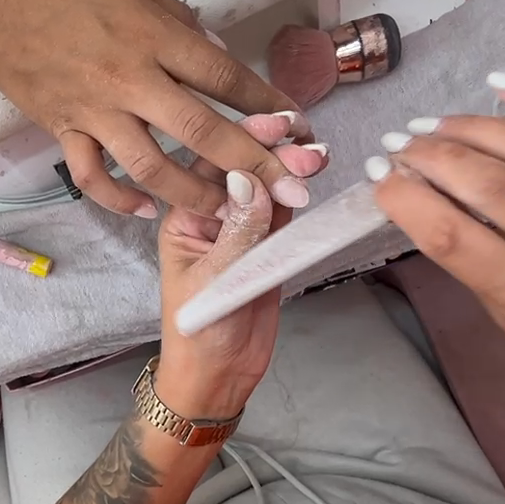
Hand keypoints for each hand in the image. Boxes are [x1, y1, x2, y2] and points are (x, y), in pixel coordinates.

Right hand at [0, 0, 315, 218]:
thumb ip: (179, 27)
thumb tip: (215, 62)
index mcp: (152, 35)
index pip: (223, 76)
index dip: (267, 104)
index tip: (300, 129)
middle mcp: (129, 79)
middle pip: (201, 130)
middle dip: (253, 164)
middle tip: (292, 193)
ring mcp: (94, 111)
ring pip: (150, 166)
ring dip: (193, 194)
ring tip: (226, 212)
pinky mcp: (64, 132)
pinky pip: (92, 177)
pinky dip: (118, 199)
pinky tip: (144, 211)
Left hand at [155, 155, 306, 419]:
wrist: (219, 377)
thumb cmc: (200, 334)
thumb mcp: (215, 281)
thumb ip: (237, 232)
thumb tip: (250, 178)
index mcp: (185, 219)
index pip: (212, 168)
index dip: (242, 142)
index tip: (276, 126)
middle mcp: (212, 218)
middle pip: (244, 172)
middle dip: (274, 154)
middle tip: (309, 147)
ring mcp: (243, 232)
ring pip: (268, 189)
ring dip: (292, 170)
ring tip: (319, 156)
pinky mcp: (268, 249)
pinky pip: (284, 214)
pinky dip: (299, 196)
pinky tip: (314, 178)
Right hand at [366, 74, 504, 365]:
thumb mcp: (489, 297)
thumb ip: (458, 243)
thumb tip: (406, 178)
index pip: (453, 238)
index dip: (406, 199)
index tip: (378, 173)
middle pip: (492, 186)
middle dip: (434, 156)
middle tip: (401, 143)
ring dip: (472, 127)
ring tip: (434, 125)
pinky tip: (502, 85)